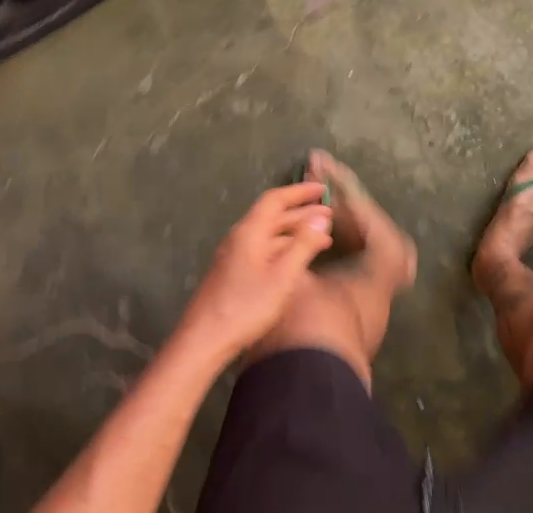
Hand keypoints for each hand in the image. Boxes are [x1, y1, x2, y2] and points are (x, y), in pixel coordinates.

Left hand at [179, 182, 333, 358]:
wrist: (203, 342)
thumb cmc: (246, 306)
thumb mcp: (283, 275)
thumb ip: (303, 244)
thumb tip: (320, 218)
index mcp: (249, 231)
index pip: (275, 199)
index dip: (300, 192)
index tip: (322, 190)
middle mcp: (240, 238)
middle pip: (273, 216)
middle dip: (302, 213)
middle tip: (329, 215)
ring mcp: (234, 257)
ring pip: (269, 235)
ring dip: (295, 233)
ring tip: (322, 239)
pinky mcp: (232, 275)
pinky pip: (263, 250)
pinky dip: (284, 248)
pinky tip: (297, 261)